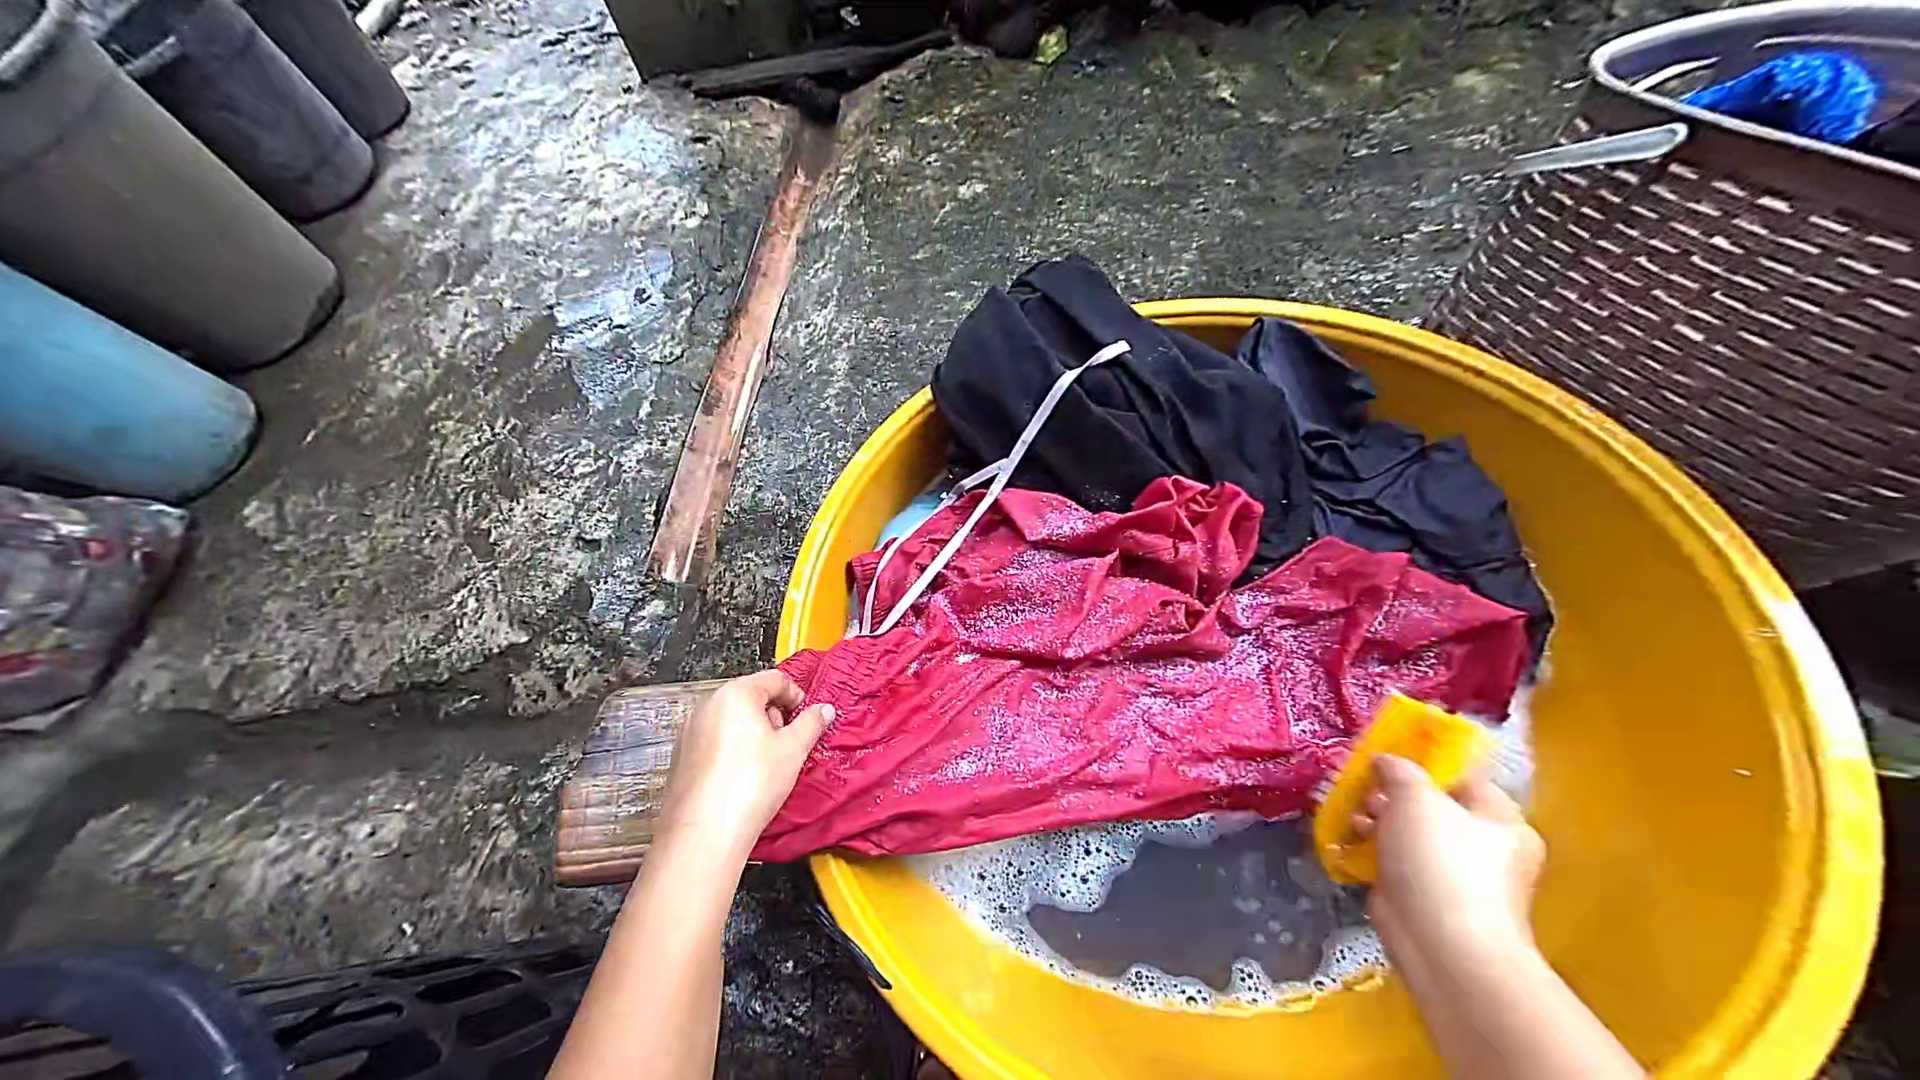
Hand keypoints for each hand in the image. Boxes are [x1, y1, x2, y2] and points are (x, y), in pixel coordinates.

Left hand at [658, 670, 831, 849]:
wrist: (705, 833)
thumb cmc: (750, 785)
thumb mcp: (794, 749)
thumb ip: (812, 722)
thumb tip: (823, 710)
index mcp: (736, 694)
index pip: (774, 679)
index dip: (796, 696)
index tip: (807, 717)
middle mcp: (708, 706)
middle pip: (751, 696)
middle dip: (775, 715)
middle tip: (790, 741)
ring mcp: (691, 732)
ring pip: (733, 720)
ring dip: (755, 733)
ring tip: (769, 763)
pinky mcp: (682, 757)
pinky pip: (716, 741)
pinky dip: (734, 750)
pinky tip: (745, 776)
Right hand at [1350, 754, 1545, 964]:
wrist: (1442, 944)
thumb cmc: (1441, 861)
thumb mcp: (1417, 798)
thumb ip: (1399, 770)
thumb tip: (1386, 760)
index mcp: (1500, 818)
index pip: (1462, 774)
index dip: (1423, 758)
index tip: (1385, 748)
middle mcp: (1482, 844)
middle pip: (1430, 802)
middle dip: (1390, 789)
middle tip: (1359, 780)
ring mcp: (1451, 872)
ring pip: (1407, 829)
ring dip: (1375, 816)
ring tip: (1349, 810)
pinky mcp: (1422, 893)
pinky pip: (1392, 856)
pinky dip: (1371, 845)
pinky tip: (1348, 837)